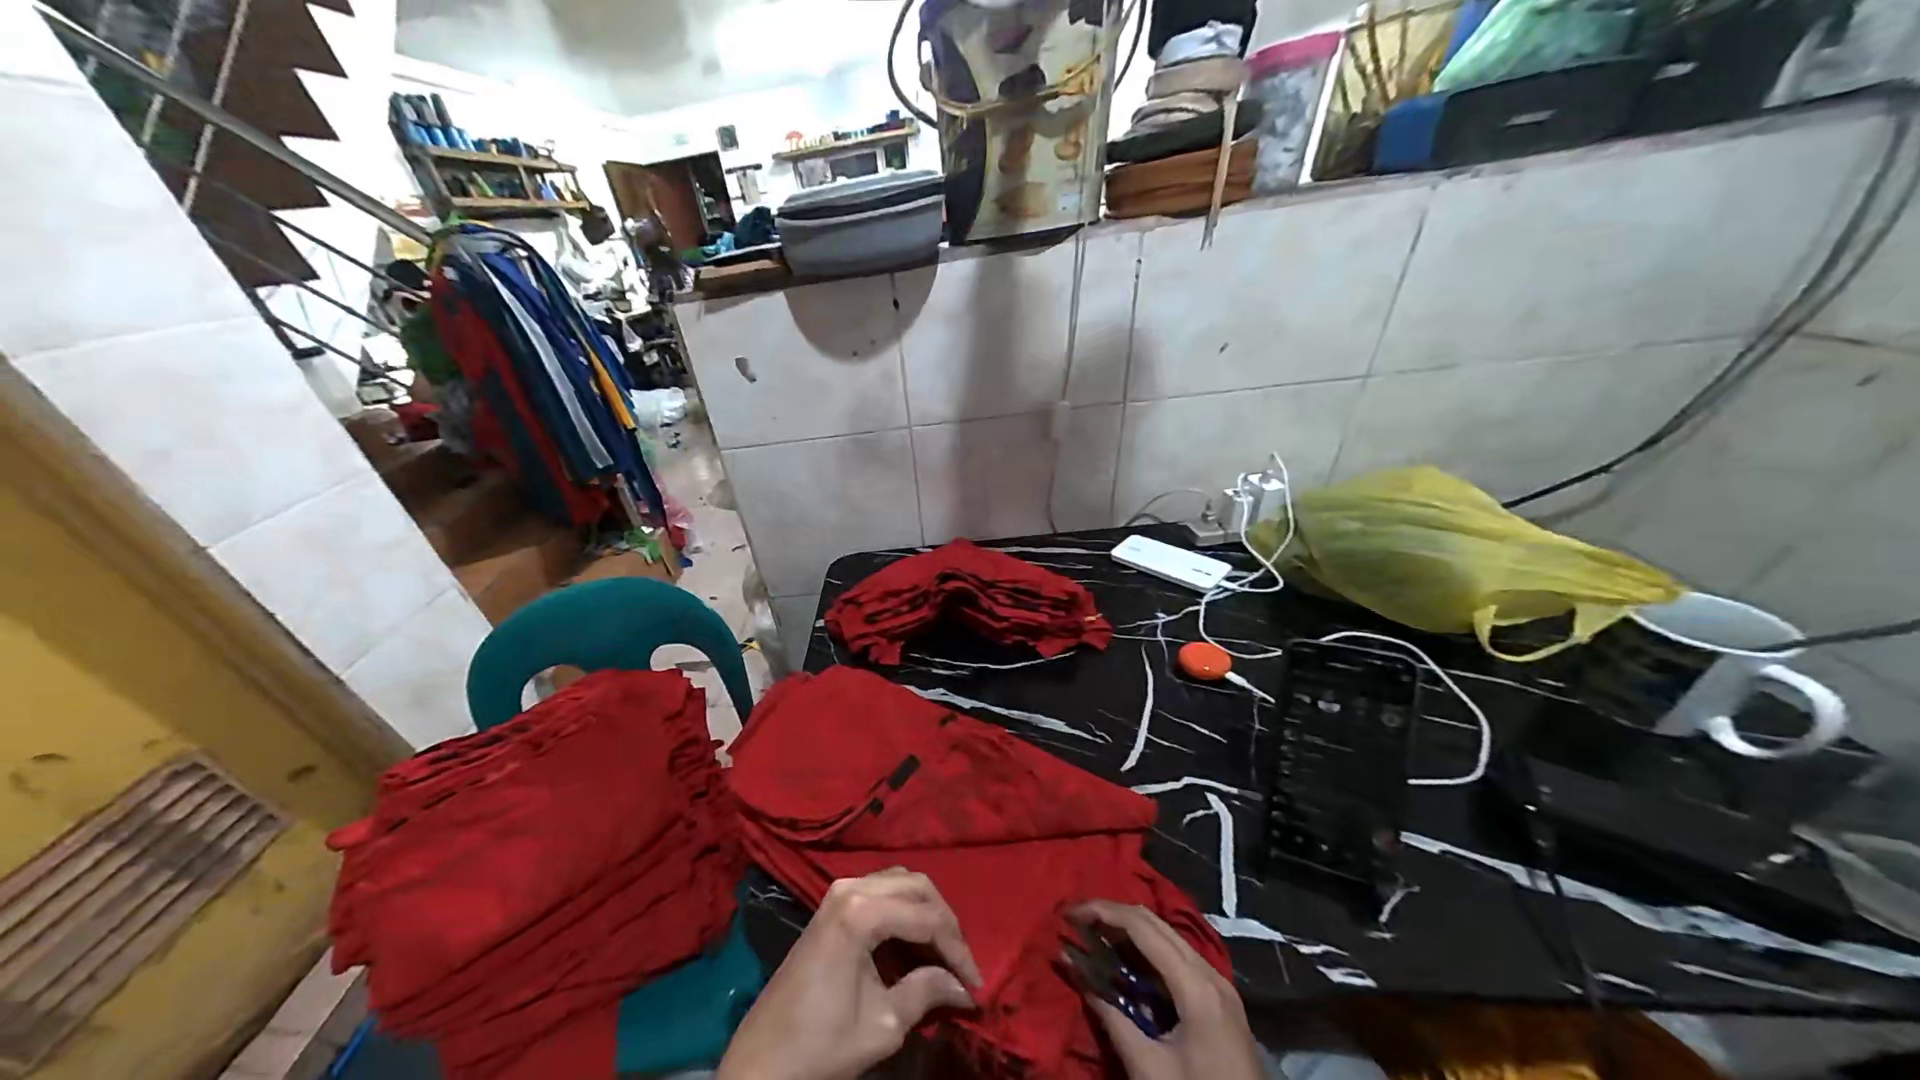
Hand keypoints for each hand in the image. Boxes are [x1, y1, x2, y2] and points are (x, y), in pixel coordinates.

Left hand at [717, 869, 983, 1079]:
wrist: (761, 1061)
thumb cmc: (821, 1045)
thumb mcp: (883, 1025)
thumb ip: (926, 993)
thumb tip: (964, 987)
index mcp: (860, 913)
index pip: (927, 918)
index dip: (958, 949)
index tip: (976, 983)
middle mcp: (850, 887)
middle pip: (917, 887)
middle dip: (945, 924)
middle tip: (961, 964)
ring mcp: (839, 891)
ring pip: (901, 883)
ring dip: (926, 913)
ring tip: (943, 954)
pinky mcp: (832, 904)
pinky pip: (881, 891)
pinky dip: (904, 911)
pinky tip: (914, 945)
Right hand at [1073, 900, 1262, 1079]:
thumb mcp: (1148, 1069)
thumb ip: (1112, 1017)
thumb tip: (1077, 972)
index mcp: (1196, 986)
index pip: (1142, 927)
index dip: (1102, 912)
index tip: (1069, 914)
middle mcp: (1210, 972)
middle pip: (1154, 922)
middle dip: (1112, 914)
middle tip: (1076, 921)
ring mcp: (1219, 983)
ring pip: (1166, 935)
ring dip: (1128, 930)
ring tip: (1093, 936)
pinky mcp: (1219, 998)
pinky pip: (1177, 956)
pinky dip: (1146, 949)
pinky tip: (1125, 961)